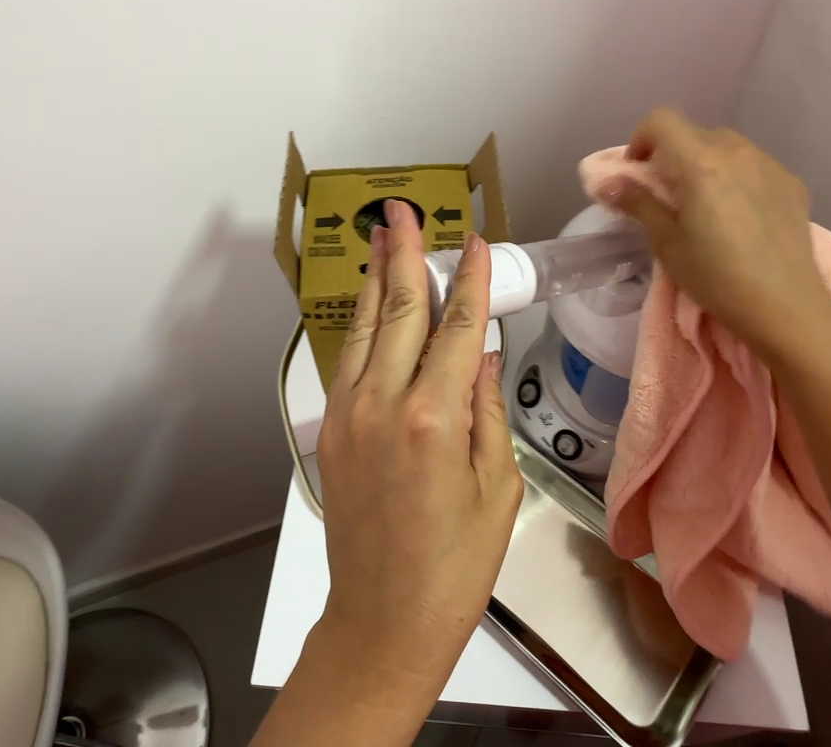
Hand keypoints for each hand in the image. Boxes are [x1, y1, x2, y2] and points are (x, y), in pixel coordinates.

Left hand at [313, 199, 523, 691]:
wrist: (384, 620)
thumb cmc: (456, 564)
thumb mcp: (497, 486)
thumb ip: (486, 407)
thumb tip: (481, 349)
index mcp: (434, 418)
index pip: (456, 328)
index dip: (469, 281)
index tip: (476, 242)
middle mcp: (384, 403)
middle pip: (396, 311)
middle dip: (403, 255)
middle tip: (403, 210)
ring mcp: (350, 414)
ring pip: (363, 328)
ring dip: (374, 279)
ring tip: (381, 237)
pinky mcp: (334, 430)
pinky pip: (349, 360)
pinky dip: (360, 323)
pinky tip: (369, 303)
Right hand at [602, 108, 830, 355]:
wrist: (786, 307)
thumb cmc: (716, 277)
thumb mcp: (667, 243)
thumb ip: (638, 203)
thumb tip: (609, 183)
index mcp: (701, 162)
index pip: (661, 120)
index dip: (641, 138)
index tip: (638, 172)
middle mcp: (737, 152)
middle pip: (694, 133)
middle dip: (673, 154)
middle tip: (668, 195)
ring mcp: (770, 165)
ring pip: (727, 147)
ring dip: (707, 164)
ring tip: (707, 205)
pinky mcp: (792, 184)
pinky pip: (755, 166)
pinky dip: (738, 178)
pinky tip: (742, 217)